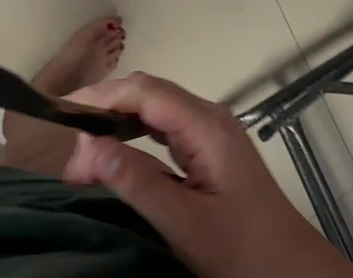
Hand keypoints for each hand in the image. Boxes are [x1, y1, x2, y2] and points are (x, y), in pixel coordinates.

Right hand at [61, 73, 352, 277]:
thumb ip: (136, 182)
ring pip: (156, 108)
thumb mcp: (183, 222)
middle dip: (105, 110)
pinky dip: (135, 133)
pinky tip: (116, 152)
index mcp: (206, 126)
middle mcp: (209, 117)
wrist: (290, 269)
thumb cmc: (240, 248)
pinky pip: (166, 126)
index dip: (103, 95)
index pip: (146, 92)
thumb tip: (88, 147)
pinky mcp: (210, 148)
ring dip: (118, 121)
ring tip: (83, 151)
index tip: (62, 113)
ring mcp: (212, 131)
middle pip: (150, 93)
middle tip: (68, 145)